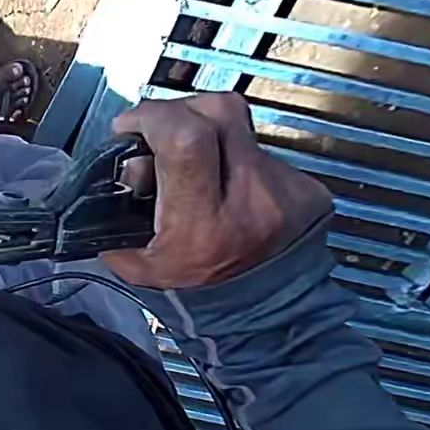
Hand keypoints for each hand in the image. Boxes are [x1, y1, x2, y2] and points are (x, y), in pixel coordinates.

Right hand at [101, 93, 331, 288]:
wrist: (263, 319)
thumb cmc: (194, 294)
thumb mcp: (137, 263)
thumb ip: (123, 210)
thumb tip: (130, 160)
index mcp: (203, 227)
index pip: (184, 138)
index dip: (152, 117)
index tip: (132, 126)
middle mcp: (251, 203)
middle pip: (217, 111)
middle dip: (177, 110)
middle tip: (158, 132)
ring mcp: (285, 191)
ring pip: (239, 123)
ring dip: (203, 130)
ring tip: (189, 160)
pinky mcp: (306, 186)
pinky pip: (259, 148)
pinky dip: (231, 155)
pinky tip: (222, 180)